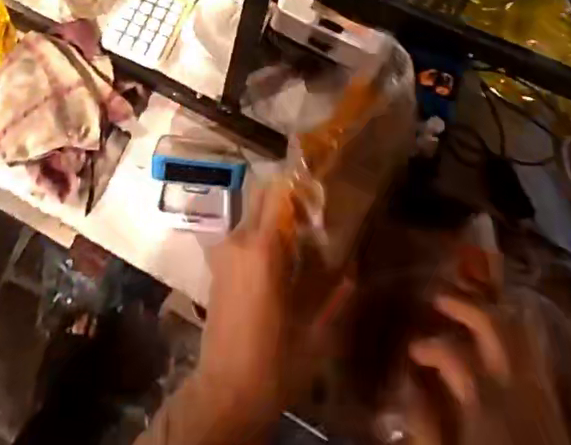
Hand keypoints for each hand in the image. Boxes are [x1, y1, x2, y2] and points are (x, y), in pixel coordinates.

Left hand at [187, 180, 351, 438]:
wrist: (226, 392)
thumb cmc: (275, 361)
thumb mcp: (315, 331)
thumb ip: (336, 295)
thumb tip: (353, 268)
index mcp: (262, 248)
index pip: (277, 193)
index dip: (298, 181)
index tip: (320, 178)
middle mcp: (238, 240)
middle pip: (260, 196)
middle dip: (285, 194)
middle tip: (314, 204)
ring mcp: (223, 252)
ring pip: (251, 215)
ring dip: (273, 216)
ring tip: (302, 232)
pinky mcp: (217, 267)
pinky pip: (242, 236)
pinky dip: (261, 234)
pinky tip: (282, 256)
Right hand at [389, 290, 570, 444]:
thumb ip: (425, 427)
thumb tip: (409, 389)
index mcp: (485, 403)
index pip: (452, 353)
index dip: (428, 346)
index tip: (412, 352)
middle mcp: (517, 389)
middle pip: (494, 326)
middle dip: (464, 305)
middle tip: (438, 299)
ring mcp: (542, 396)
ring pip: (522, 333)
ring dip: (494, 312)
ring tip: (471, 307)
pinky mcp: (557, 409)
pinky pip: (537, 355)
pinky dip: (517, 336)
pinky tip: (501, 341)